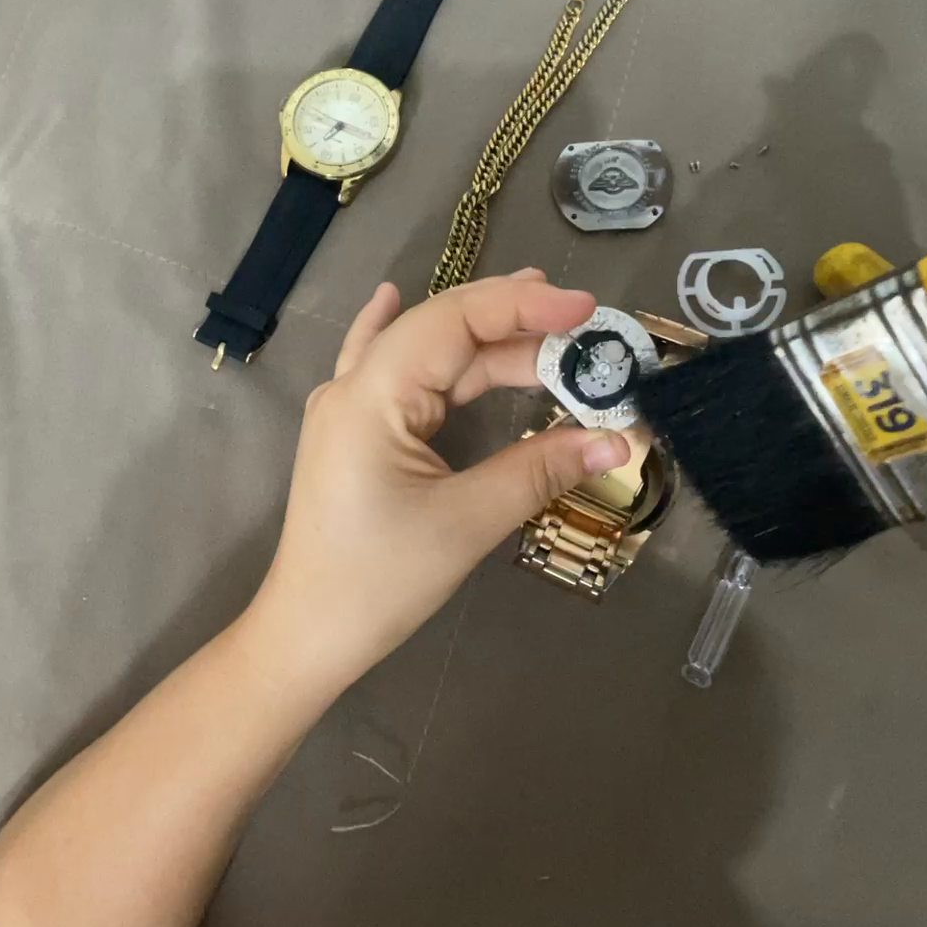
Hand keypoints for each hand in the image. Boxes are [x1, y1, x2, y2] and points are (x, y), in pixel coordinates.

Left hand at [239, 271, 631, 689]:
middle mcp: (354, 387)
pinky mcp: (354, 432)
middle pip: (441, 331)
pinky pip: (386, 369)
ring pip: (424, 354)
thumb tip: (617, 440)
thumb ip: (540, 470)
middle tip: (584, 327)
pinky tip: (389, 295)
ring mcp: (348, 408)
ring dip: (483, 341)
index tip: (585, 309)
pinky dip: (408, 342)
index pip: (452, 320)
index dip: (521, 305)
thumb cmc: (379, 581)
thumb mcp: (466, 522)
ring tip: (544, 323)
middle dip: (513, 324)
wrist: (310, 632)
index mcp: (372, 395)